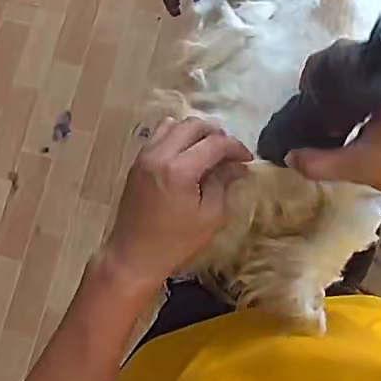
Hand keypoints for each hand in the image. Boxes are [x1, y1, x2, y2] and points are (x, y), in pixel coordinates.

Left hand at [98, 117, 251, 289]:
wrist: (133, 256)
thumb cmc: (176, 242)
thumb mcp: (210, 216)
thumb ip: (224, 183)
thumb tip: (238, 166)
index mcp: (179, 170)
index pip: (215, 143)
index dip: (236, 147)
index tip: (247, 159)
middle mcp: (160, 155)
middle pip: (194, 125)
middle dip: (217, 134)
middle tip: (229, 154)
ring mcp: (145, 156)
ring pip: (174, 124)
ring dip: (195, 132)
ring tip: (208, 150)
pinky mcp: (137, 162)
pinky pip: (159, 135)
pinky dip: (177, 136)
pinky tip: (187, 155)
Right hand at [286, 56, 380, 207]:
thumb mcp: (362, 165)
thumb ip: (321, 162)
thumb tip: (288, 155)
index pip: (344, 56)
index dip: (318, 75)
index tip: (305, 97)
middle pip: (354, 62)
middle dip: (330, 84)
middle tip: (312, 107)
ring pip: (366, 73)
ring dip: (346, 91)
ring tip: (326, 113)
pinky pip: (379, 83)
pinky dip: (362, 97)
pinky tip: (348, 116)